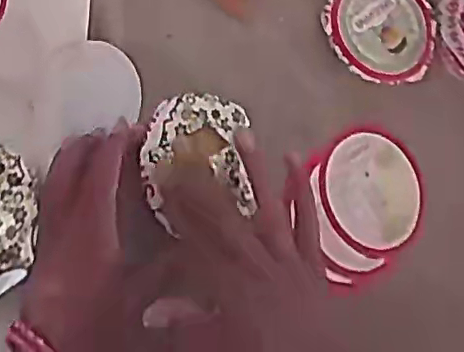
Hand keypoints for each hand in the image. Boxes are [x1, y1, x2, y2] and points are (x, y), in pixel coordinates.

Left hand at [24, 126, 167, 351]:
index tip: (132, 129)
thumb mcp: (137, 295)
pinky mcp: (41, 242)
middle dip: (95, 143)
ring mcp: (49, 229)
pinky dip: (61, 173)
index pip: (102, 171)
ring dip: (74, 154)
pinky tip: (69, 176)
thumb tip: (190, 243)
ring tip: (89, 140)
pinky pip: (49, 192)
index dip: (117, 146)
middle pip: (75, 165)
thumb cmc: (96, 323)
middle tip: (115, 131)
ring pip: (57, 176)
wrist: (50, 350)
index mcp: (92, 224)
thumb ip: (165, 266)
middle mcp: (66, 219)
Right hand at [158, 133, 339, 351]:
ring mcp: (290, 259)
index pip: (197, 241)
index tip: (163, 181)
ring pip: (269, 207)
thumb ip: (185, 325)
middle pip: (227, 216)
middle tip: (187, 151)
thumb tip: (149, 309)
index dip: (178, 210)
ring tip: (243, 133)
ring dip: (256, 170)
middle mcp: (260, 264)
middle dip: (204, 184)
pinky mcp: (314, 262)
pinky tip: (293, 158)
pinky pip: (308, 222)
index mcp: (234, 287)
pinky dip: (301, 189)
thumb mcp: (216, 347)